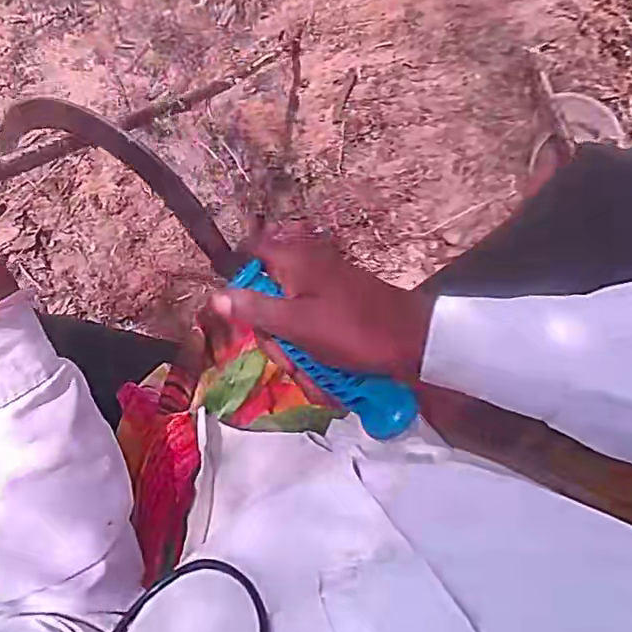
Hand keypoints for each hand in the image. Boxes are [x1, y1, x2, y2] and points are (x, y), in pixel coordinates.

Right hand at [209, 229, 433, 380]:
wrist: (416, 344)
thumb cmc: (353, 330)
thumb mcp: (296, 324)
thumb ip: (254, 309)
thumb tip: (215, 295)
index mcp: (292, 260)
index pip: (249, 254)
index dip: (237, 280)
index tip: (240, 314)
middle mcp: (306, 268)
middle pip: (267, 296)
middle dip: (274, 336)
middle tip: (288, 359)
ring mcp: (324, 289)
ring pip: (290, 320)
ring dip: (296, 354)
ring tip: (314, 377)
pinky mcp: (338, 310)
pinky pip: (312, 330)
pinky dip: (315, 354)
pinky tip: (327, 377)